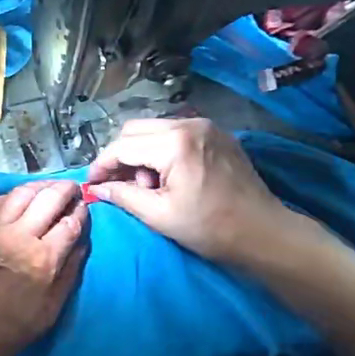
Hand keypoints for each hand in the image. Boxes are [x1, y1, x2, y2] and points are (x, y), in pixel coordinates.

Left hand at [0, 179, 89, 355]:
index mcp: (41, 259)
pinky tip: (21, 199)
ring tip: (50, 188)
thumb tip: (82, 242)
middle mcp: (17, 235)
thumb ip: (69, 272)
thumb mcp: (50, 310)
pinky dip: (13, 195)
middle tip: (74, 189)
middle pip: (48, 198)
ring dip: (40, 186)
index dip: (82, 212)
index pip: (71, 223)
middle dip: (66, 190)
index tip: (86, 207)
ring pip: (21, 192)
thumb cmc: (8, 330)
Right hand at [86, 118, 300, 264]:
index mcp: (174, 143)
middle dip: (120, 155)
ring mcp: (206, 126)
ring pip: (154, 128)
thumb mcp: (158, 215)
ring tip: (148, 184)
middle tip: (120, 185)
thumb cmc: (209, 228)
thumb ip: (123, 195)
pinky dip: (161, 149)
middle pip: (135, 129)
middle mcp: (189, 124)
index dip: (102, 165)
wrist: (262, 231)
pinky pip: (175, 132)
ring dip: (140, 152)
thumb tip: (97, 188)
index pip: (122, 146)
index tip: (92, 185)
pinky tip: (167, 176)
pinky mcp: (217, 134)